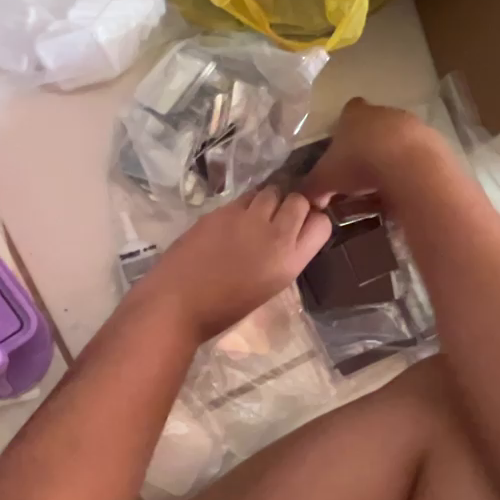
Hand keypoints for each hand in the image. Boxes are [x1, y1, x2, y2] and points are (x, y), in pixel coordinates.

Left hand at [139, 188, 331, 339]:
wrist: (178, 303)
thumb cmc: (225, 309)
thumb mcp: (269, 286)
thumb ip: (283, 257)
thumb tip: (287, 235)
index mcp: (290, 260)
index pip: (320, 223)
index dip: (312, 221)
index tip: (301, 227)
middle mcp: (274, 233)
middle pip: (298, 200)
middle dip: (292, 204)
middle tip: (278, 217)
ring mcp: (246, 218)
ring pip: (270, 191)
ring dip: (268, 200)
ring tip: (255, 216)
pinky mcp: (221, 210)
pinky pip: (243, 198)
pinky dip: (243, 206)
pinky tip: (232, 222)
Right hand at [300, 98, 450, 206]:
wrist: (408, 167)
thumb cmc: (359, 164)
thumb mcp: (325, 179)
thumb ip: (312, 188)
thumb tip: (306, 201)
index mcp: (355, 113)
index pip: (348, 111)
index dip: (345, 130)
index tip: (343, 150)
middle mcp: (384, 112)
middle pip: (375, 126)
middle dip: (370, 147)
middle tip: (361, 176)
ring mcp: (412, 125)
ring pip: (399, 142)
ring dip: (393, 160)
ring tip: (385, 189)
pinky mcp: (434, 142)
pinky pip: (418, 157)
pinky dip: (411, 171)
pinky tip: (406, 190)